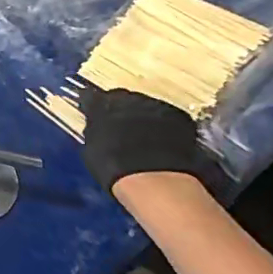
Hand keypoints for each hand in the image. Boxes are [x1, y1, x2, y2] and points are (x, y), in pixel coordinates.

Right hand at [80, 88, 210, 193]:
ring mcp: (157, 106)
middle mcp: (129, 99)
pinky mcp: (181, 117)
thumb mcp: (92, 147)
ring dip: (142, 114)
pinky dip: (162, 123)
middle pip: (122, 98)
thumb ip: (94, 130)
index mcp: (101, 106)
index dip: (92, 103)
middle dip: (119, 108)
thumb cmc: (112, 166)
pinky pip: (167, 115)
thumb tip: (96, 124)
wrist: (154, 177)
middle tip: (117, 124)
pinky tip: (161, 137)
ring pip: (146, 104)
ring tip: (141, 132)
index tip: (91, 111)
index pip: (92, 96)